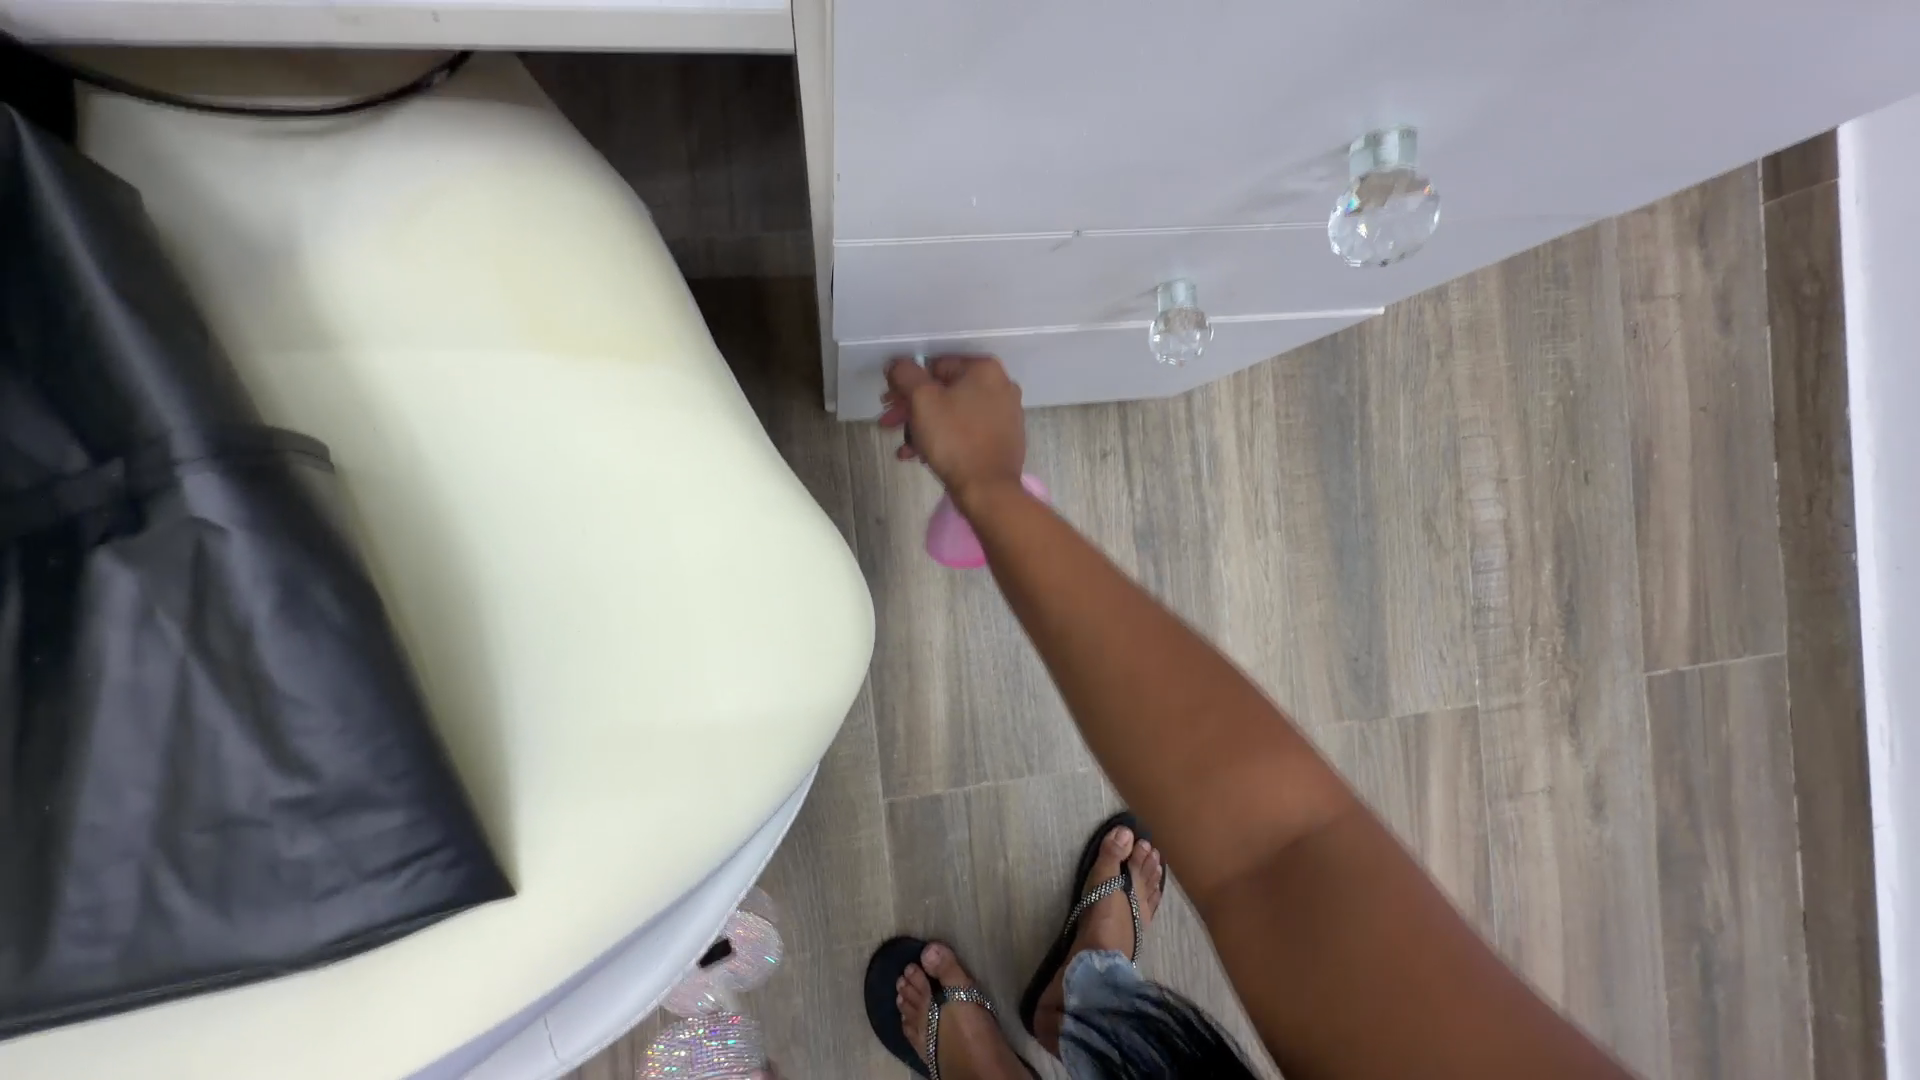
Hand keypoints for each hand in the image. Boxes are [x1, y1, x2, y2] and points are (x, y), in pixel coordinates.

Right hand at [878, 355, 1026, 503]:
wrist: (988, 489)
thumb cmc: (954, 439)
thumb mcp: (922, 400)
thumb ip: (905, 375)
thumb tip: (898, 365)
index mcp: (984, 369)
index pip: (935, 366)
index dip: (907, 383)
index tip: (889, 402)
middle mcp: (1000, 386)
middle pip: (944, 391)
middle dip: (912, 409)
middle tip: (888, 423)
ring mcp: (1005, 415)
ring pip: (953, 414)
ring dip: (923, 428)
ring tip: (903, 447)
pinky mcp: (1003, 440)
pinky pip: (966, 432)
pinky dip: (944, 440)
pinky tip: (920, 456)